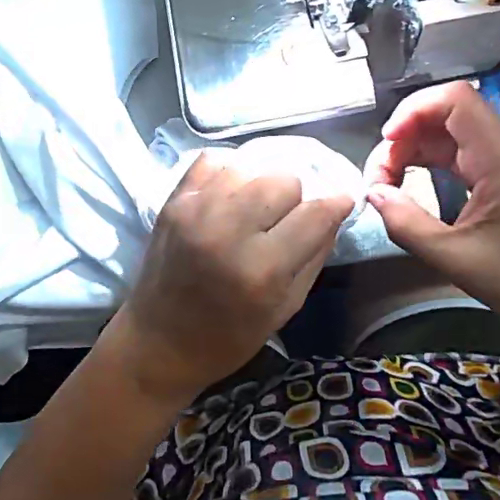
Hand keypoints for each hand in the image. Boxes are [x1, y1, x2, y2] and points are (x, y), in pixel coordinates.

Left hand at [106, 152, 351, 406]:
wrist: (158, 340)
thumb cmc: (228, 337)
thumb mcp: (285, 308)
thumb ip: (315, 256)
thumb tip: (335, 211)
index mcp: (261, 270)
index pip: (315, 214)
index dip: (336, 204)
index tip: (341, 202)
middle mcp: (227, 232)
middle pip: (283, 180)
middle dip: (294, 197)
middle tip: (286, 218)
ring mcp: (196, 210)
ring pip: (250, 165)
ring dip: (261, 183)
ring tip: (256, 206)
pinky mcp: (174, 200)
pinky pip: (213, 159)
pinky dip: (229, 171)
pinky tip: (231, 193)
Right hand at [363, 82, 499, 326]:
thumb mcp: (455, 258)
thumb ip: (406, 223)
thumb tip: (372, 193)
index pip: (455, 98)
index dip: (413, 110)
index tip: (388, 142)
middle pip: (447, 116)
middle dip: (406, 138)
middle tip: (381, 178)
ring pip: (453, 134)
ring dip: (417, 151)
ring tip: (390, 184)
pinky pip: (466, 153)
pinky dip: (435, 163)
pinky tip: (415, 185)